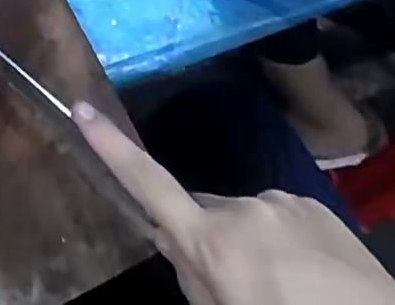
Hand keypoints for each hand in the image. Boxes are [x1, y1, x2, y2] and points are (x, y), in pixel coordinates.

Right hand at [73, 102, 394, 304]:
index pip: (150, 187)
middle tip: (235, 293)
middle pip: (201, 215)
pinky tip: (308, 281)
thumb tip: (180, 248)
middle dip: (205, 241)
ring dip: (247, 245)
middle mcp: (243, 207)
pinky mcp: (312, 201)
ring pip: (242, 218)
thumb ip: (198, 284)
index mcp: (216, 244)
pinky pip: (277, 218)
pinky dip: (279, 243)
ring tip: (282, 294)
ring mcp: (281, 200)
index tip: (82, 108)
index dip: (112, 149)